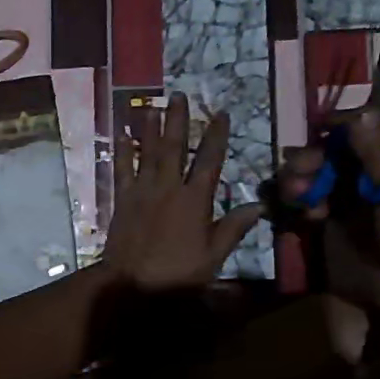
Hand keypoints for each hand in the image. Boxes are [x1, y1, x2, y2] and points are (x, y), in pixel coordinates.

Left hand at [102, 93, 260, 290]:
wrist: (130, 283)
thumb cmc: (176, 273)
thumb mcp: (213, 256)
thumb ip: (233, 229)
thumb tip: (258, 206)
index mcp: (195, 201)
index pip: (210, 161)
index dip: (216, 137)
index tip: (221, 114)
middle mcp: (168, 188)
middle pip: (174, 148)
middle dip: (178, 121)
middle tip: (179, 95)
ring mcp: (141, 191)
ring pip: (147, 153)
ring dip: (150, 128)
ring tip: (152, 106)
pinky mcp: (121, 199)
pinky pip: (121, 169)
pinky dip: (122, 151)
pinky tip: (121, 135)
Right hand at [276, 108, 379, 321]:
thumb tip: (360, 110)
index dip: (358, 124)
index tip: (323, 126)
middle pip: (352, 153)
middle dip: (322, 155)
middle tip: (298, 166)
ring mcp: (367, 210)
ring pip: (328, 178)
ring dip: (306, 178)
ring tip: (293, 191)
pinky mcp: (340, 234)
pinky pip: (315, 206)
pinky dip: (303, 202)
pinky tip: (299, 210)